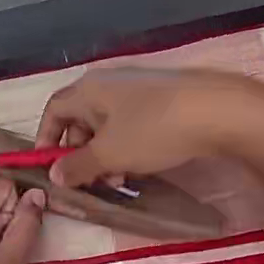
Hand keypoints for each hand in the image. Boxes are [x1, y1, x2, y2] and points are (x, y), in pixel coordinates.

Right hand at [35, 68, 263, 186]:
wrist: (218, 112)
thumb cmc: (153, 131)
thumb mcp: (109, 155)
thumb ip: (77, 167)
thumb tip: (54, 175)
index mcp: (89, 89)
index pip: (53, 111)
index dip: (45, 140)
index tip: (49, 168)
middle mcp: (109, 82)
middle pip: (80, 119)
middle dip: (79, 153)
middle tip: (88, 180)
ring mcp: (138, 88)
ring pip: (107, 125)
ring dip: (104, 155)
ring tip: (118, 180)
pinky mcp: (162, 99)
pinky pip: (131, 124)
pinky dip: (127, 147)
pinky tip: (141, 168)